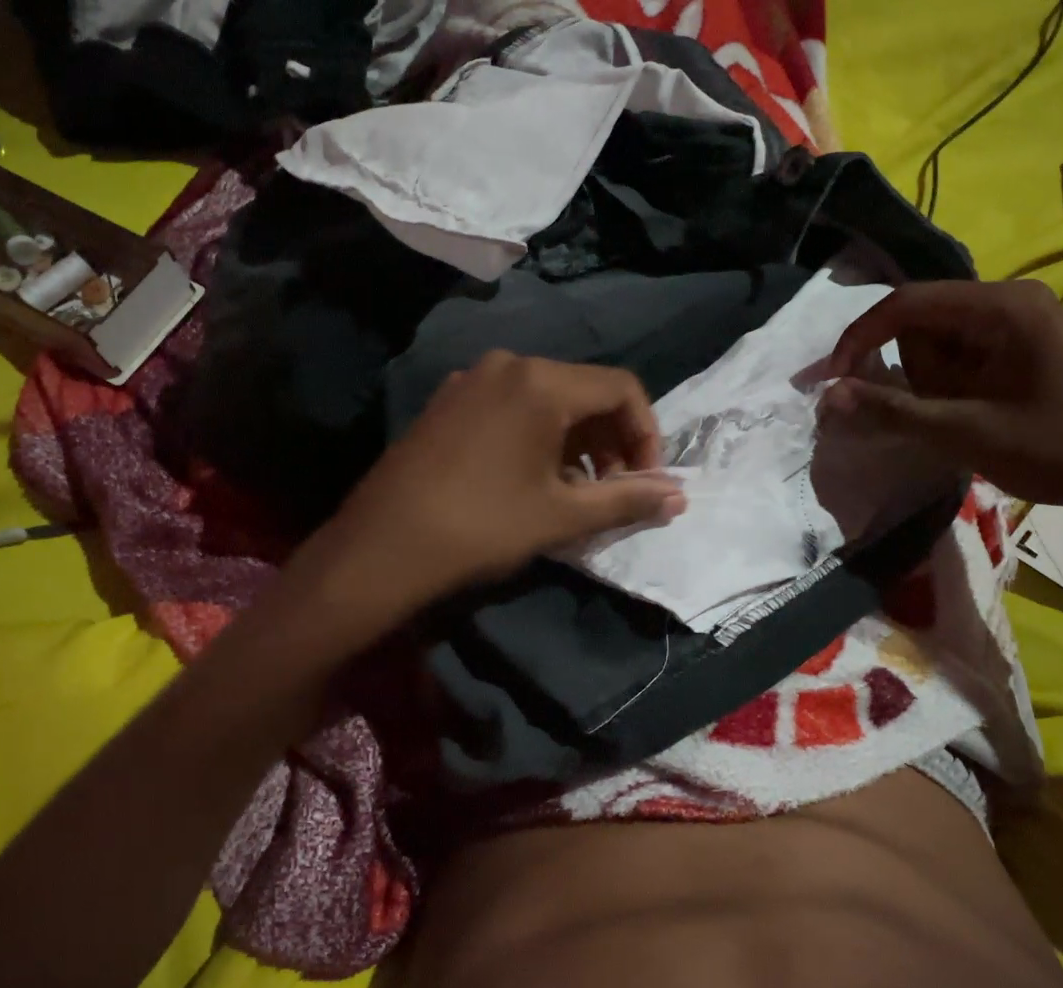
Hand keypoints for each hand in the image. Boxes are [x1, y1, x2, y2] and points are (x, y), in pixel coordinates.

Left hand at [295, 350, 686, 611]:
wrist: (383, 547)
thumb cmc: (483, 526)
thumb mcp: (563, 516)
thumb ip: (627, 500)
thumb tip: (679, 497)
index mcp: (541, 381)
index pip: (622, 388)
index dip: (647, 435)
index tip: (645, 482)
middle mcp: (507, 365)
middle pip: (583, 390)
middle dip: (611, 440)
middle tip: (614, 491)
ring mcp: (469, 381)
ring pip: (545, 400)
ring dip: (575, 442)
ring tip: (575, 492)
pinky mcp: (445, 404)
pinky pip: (510, 408)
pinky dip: (537, 437)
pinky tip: (530, 481)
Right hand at [816, 280, 1062, 524]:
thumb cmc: (1056, 450)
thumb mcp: (966, 433)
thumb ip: (893, 410)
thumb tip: (829, 395)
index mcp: (1003, 305)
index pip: (908, 303)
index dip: (861, 339)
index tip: (834, 383)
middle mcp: (1011, 301)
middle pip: (923, 324)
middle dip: (914, 373)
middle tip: (942, 416)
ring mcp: (1021, 324)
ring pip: (940, 345)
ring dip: (934, 386)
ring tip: (969, 423)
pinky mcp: (1025, 348)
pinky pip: (964, 358)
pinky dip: (953, 390)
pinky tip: (978, 419)